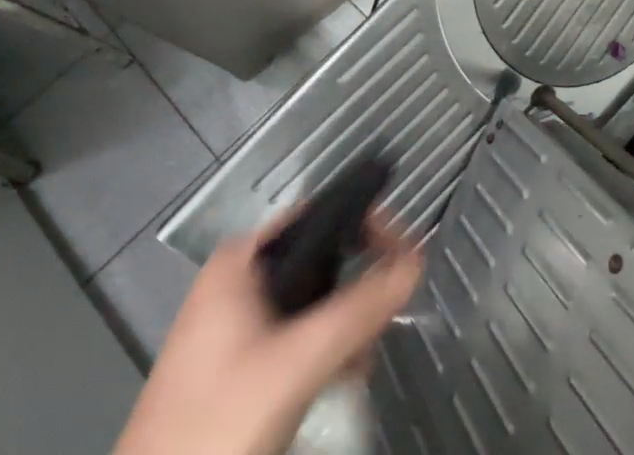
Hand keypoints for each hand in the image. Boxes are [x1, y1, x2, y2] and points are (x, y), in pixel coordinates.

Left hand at [112, 212, 423, 454]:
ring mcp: (236, 324)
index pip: (320, 215)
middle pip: (322, 262)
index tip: (405, 254)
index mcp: (240, 263)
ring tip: (355, 364)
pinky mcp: (239, 362)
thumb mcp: (299, 360)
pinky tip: (334, 381)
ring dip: (345, 330)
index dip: (368, 227)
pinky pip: (300, 336)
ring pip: (314, 304)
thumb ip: (360, 309)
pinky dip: (325, 352)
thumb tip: (414, 262)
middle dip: (358, 295)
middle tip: (377, 326)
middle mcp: (237, 282)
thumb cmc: (220, 418)